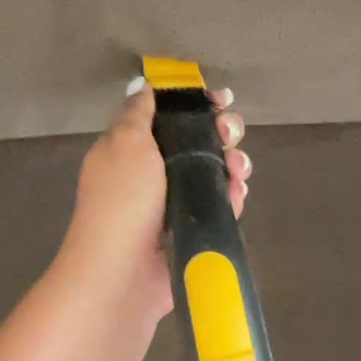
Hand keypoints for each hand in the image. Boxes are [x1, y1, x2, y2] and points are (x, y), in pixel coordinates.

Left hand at [59, 80, 249, 318]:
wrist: (121, 275)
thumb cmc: (122, 201)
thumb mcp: (126, 144)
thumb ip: (138, 113)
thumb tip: (141, 86)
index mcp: (128, 150)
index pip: (166, 117)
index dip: (194, 106)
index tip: (221, 99)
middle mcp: (148, 176)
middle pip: (194, 144)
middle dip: (220, 134)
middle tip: (231, 136)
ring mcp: (168, 208)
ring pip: (210, 176)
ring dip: (231, 166)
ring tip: (239, 171)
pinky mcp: (187, 235)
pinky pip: (214, 209)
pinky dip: (229, 199)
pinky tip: (237, 196)